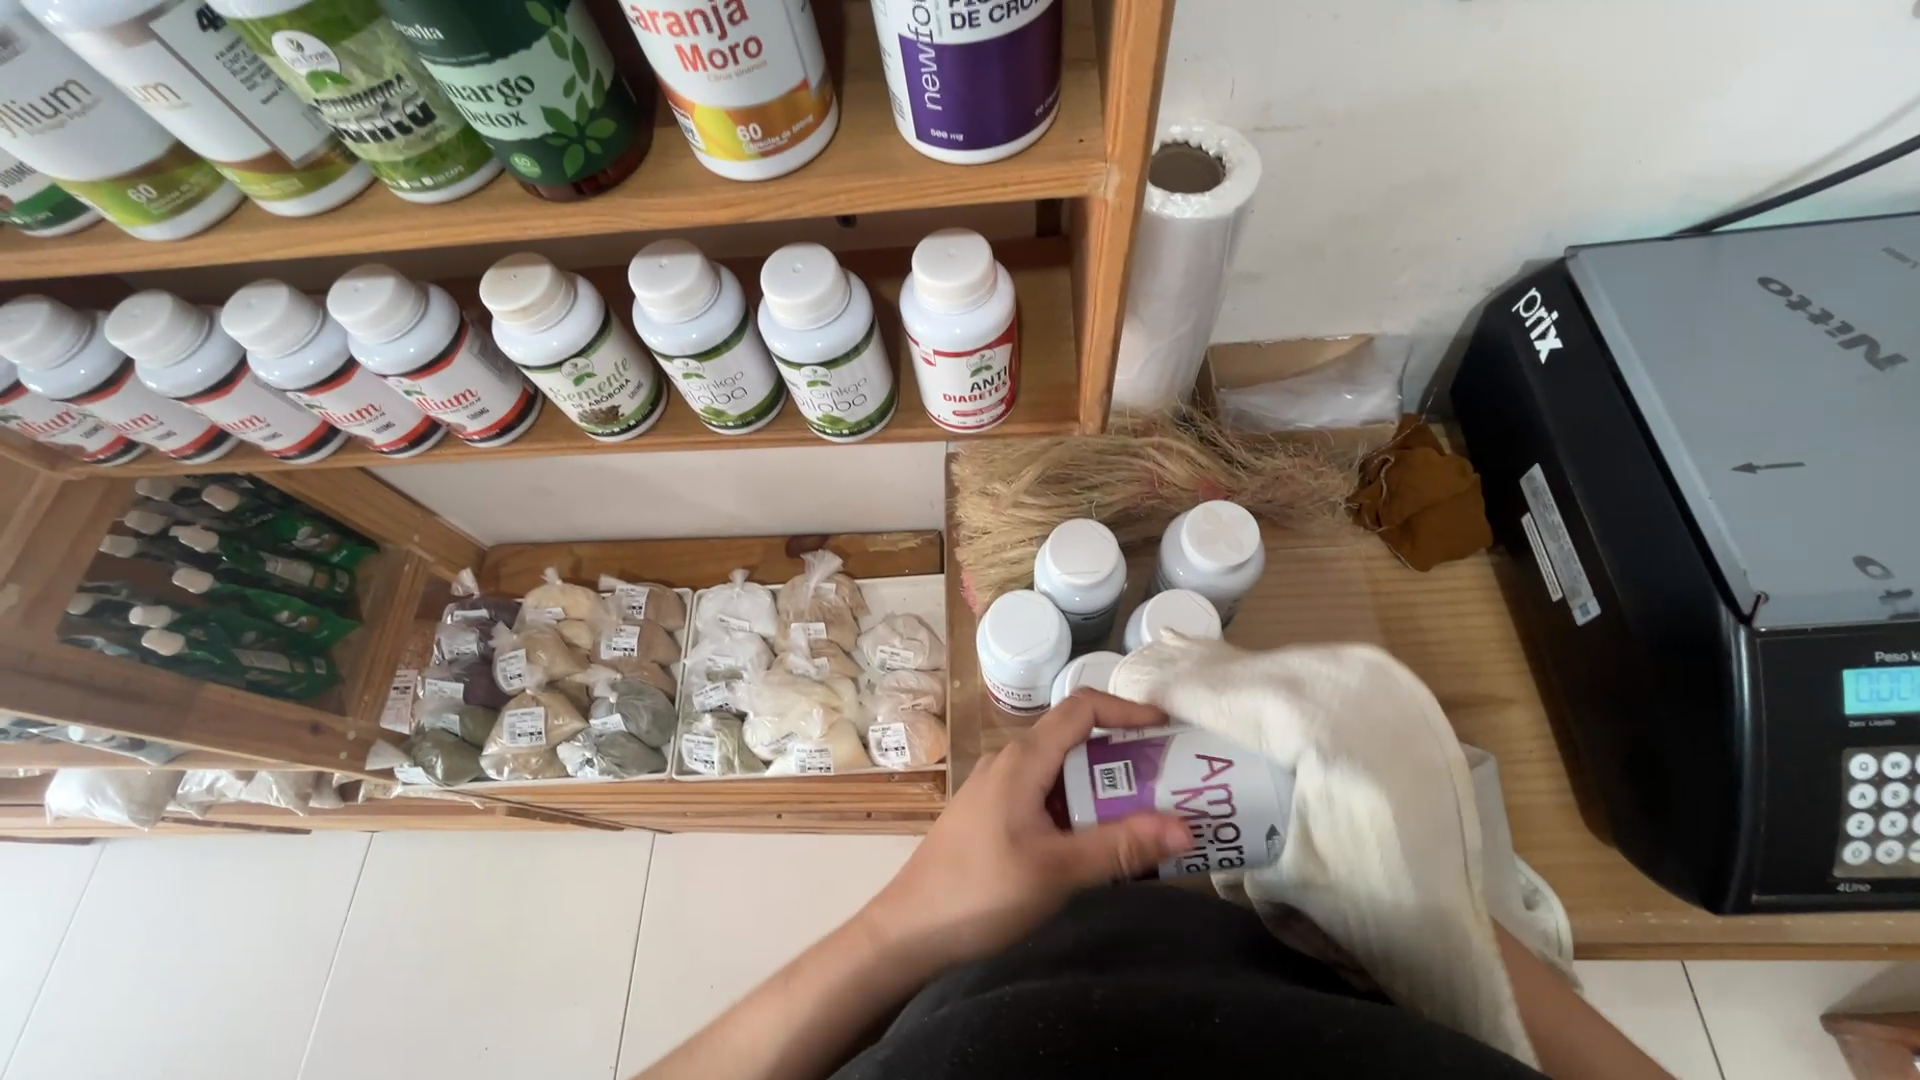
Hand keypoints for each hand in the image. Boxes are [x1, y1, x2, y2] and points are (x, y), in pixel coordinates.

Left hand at [856, 690, 1192, 970]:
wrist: (909, 928)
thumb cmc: (981, 891)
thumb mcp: (1058, 870)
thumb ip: (1121, 846)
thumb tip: (1186, 827)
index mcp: (1023, 758)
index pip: (1082, 708)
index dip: (1127, 709)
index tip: (1168, 728)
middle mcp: (1010, 761)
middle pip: (1076, 739)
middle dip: (1125, 756)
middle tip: (1171, 782)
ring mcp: (998, 788)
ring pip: (1061, 771)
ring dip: (1103, 786)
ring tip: (1146, 815)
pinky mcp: (993, 814)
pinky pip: (1046, 795)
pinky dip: (1079, 807)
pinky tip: (1097, 842)